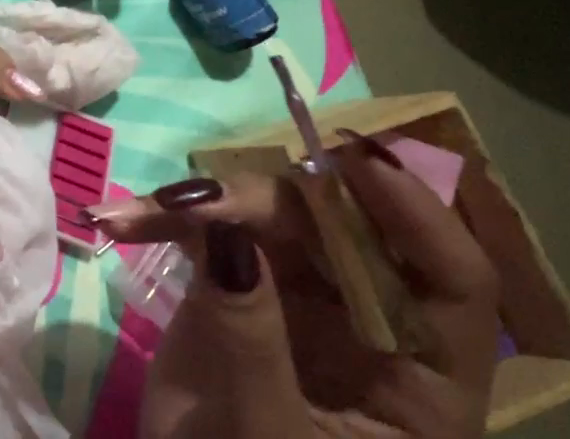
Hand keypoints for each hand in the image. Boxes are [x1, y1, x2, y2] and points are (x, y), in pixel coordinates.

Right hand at [95, 138, 498, 437]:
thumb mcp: (266, 438)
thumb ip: (252, 342)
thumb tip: (227, 236)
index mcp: (421, 376)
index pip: (450, 280)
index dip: (413, 213)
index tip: (351, 158)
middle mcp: (368, 321)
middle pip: (338, 229)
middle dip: (265, 201)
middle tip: (189, 202)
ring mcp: (297, 298)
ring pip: (267, 217)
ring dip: (199, 205)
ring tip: (130, 214)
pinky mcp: (233, 286)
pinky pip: (209, 232)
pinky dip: (164, 220)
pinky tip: (118, 220)